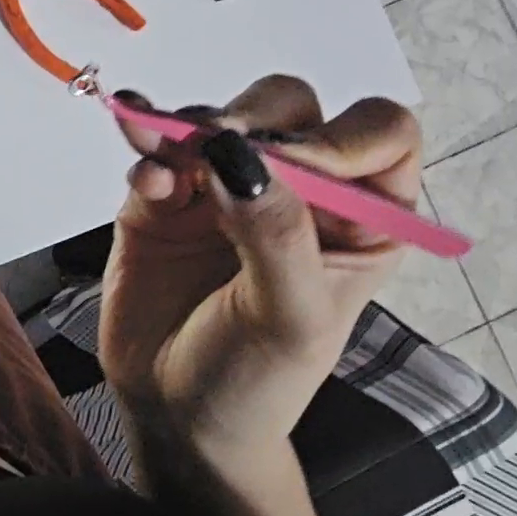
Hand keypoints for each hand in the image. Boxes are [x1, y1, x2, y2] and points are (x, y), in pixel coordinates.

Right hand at [99, 75, 418, 457]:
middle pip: (286, 109)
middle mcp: (293, 192)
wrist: (172, 406)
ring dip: (182, 124)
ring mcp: (219, 189)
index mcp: (357, 220)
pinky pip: (152, 149)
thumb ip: (273, 234)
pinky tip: (143, 178)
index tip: (286, 168)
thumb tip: (234, 152)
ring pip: (211, 119)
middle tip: (210, 149)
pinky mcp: (160, 196)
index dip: (338, 137)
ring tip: (151, 140)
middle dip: (247, 118)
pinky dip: (142, 146)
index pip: (374, 136)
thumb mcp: (288, 317)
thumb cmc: (256, 378)